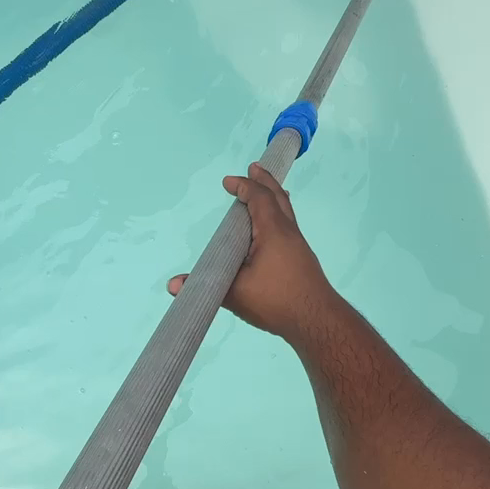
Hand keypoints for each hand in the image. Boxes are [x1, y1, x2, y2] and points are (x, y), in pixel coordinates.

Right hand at [167, 163, 342, 339]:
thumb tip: (172, 286)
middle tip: (254, 167)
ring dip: (274, 198)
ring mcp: (298, 246)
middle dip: (264, 181)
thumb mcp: (235, 293)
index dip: (243, 187)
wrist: (316, 320)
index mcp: (273, 232)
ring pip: (287, 212)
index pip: (258, 199)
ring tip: (266, 192)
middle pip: (278, 198)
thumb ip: (205, 285)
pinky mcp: (302, 260)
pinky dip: (278, 217)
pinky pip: (288, 227)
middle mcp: (288, 232)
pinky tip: (272, 232)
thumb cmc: (276, 301)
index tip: (228, 182)